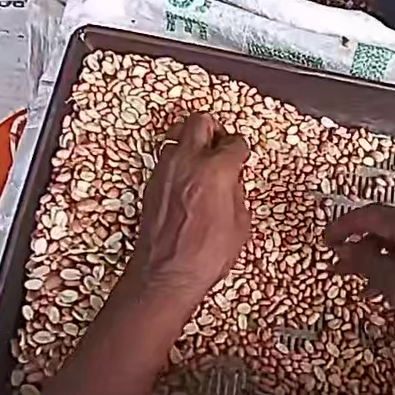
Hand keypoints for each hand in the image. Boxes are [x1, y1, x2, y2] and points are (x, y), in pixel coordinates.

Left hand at [127, 113, 249, 300]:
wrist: (167, 273)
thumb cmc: (204, 255)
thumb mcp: (239, 225)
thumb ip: (237, 193)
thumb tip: (232, 182)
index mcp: (216, 170)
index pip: (234, 142)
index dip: (241, 149)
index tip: (242, 156)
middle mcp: (188, 162)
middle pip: (200, 121)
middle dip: (215, 129)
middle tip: (222, 145)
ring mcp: (165, 170)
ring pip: (178, 136)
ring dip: (193, 143)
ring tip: (204, 162)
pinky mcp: (151, 183)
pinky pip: (167, 158)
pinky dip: (180, 162)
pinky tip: (189, 181)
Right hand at [324, 204, 394, 361]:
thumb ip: (369, 265)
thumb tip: (343, 251)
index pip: (374, 215)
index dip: (345, 225)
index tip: (325, 240)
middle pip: (385, 226)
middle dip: (357, 243)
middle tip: (335, 261)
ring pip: (394, 241)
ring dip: (371, 257)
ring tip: (351, 278)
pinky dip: (388, 266)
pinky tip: (376, 287)